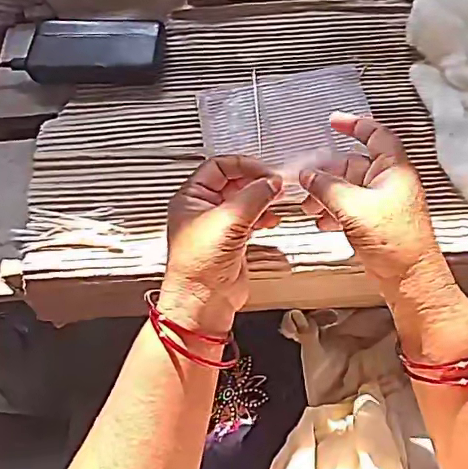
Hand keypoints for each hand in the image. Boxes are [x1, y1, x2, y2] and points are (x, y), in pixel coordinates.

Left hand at [159, 156, 281, 334]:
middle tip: (274, 184)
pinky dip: (263, 216)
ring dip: (262, 198)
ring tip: (276, 199)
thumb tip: (270, 182)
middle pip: (234, 182)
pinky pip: (250, 219)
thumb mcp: (228, 221)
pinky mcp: (231, 241)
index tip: (264, 171)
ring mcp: (218, 226)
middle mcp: (203, 209)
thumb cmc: (197, 267)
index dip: (243, 165)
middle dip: (256, 182)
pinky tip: (271, 218)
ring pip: (244, 201)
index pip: (219, 167)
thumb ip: (253, 196)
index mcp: (191, 197)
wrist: (202, 302)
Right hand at [298, 115, 447, 294]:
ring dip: (327, 194)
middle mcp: (390, 183)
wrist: (410, 279)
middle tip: (308, 178)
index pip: (375, 135)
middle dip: (328, 173)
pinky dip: (334, 210)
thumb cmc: (398, 245)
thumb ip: (327, 187)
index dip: (354, 125)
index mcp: (394, 170)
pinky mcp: (376, 222)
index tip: (335, 122)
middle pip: (353, 164)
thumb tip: (310, 176)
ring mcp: (383, 203)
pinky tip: (323, 220)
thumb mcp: (353, 208)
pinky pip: (350, 207)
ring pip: (349, 188)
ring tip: (311, 205)